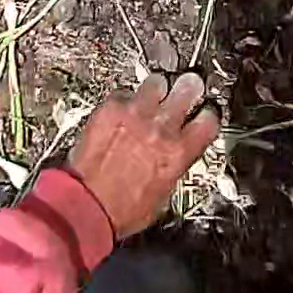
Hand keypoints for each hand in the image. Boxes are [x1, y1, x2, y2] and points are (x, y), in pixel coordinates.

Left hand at [68, 73, 219, 237]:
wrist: (83, 207)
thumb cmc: (122, 210)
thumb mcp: (165, 191)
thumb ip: (176, 162)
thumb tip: (178, 151)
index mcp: (179, 151)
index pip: (209, 118)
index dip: (206, 116)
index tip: (201, 116)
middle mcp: (162, 127)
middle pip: (188, 87)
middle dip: (188, 88)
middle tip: (183, 91)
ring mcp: (136, 114)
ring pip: (157, 82)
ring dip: (155, 91)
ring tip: (148, 101)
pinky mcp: (111, 108)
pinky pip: (124, 94)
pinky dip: (123, 103)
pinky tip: (119, 117)